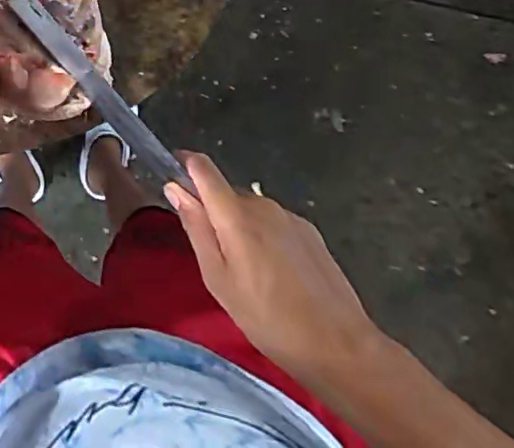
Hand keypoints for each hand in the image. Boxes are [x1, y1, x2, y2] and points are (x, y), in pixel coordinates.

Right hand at [165, 151, 383, 379]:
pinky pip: (273, 223)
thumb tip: (175, 188)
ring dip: (240, 226)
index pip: (202, 167)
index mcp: (235, 214)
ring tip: (248, 271)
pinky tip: (276, 274)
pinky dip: (264, 236)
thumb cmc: (268, 318)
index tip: (172, 176)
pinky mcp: (311, 232)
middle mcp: (263, 205)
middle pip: (226, 192)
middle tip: (214, 254)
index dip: (184, 164)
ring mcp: (290, 217)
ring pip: (250, 209)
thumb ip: (196, 227)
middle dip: (213, 211)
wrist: (341, 348)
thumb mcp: (217, 278)